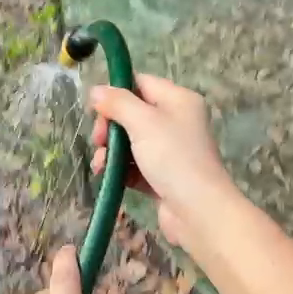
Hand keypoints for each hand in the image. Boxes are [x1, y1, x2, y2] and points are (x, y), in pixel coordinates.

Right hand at [89, 75, 242, 248]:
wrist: (197, 209)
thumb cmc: (173, 158)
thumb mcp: (143, 122)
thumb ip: (118, 103)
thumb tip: (96, 90)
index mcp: (178, 100)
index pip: (141, 84)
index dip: (116, 93)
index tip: (95, 110)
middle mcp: (175, 122)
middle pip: (132, 114)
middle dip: (110, 127)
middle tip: (99, 141)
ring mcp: (169, 151)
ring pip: (130, 143)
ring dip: (110, 151)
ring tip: (100, 165)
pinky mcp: (161, 177)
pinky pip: (134, 166)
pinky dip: (120, 169)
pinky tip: (106, 176)